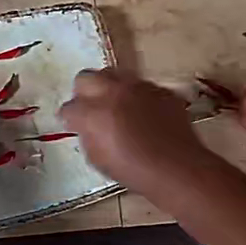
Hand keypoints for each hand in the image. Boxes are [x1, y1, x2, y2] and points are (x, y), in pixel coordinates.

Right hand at [58, 68, 214, 193]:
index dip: (69, 118)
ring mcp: (139, 87)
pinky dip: (135, 96)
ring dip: (109, 88)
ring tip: (115, 106)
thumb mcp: (97, 159)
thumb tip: (84, 126)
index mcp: (92, 112)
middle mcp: (112, 92)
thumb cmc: (133, 170)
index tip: (73, 125)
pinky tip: (142, 113)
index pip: (69, 107)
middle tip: (90, 108)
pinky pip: (140, 86)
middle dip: (83, 92)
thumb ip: (86, 136)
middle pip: (85, 78)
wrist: (176, 168)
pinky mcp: (160, 90)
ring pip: (113, 74)